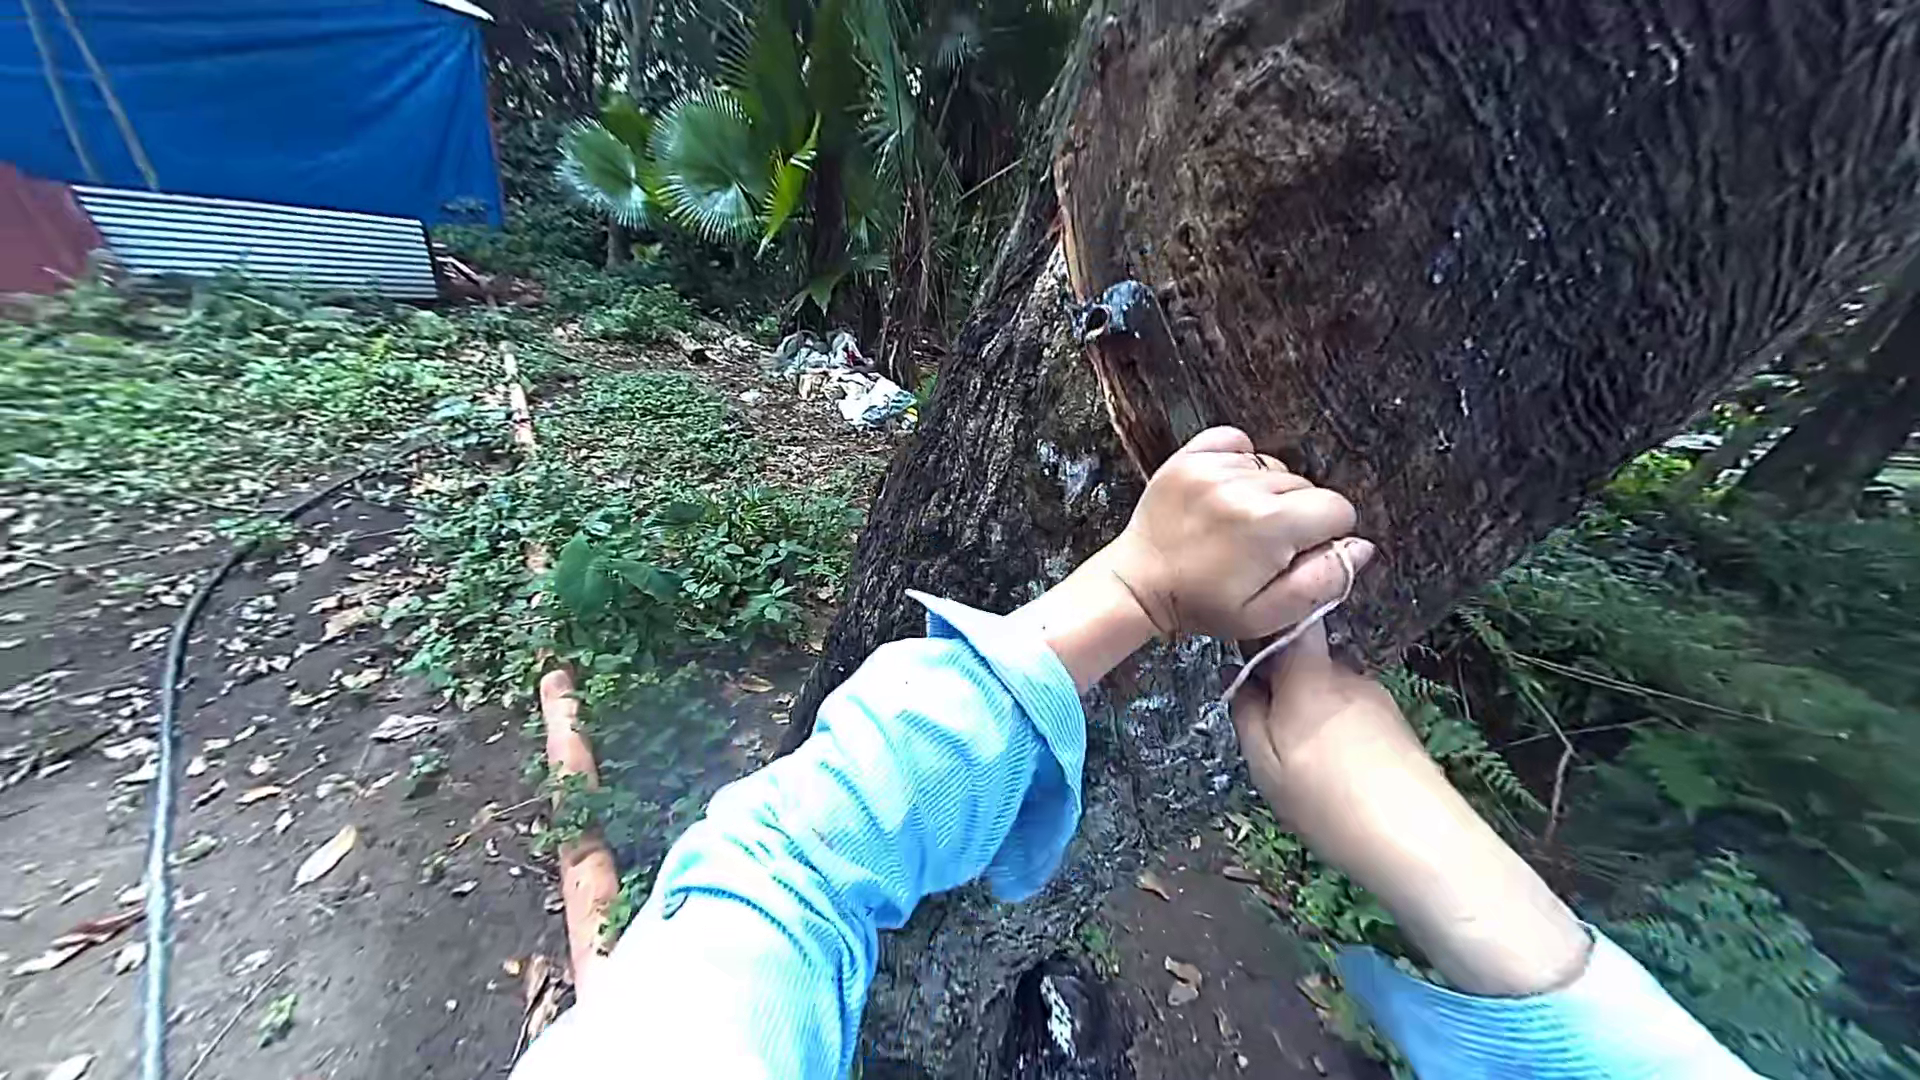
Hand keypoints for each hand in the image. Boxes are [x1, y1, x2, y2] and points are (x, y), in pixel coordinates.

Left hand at [1105, 427, 1375, 639]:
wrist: (1137, 584)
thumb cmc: (1199, 604)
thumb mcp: (1266, 615)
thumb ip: (1322, 583)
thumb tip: (1357, 547)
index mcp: (1268, 524)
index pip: (1337, 509)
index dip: (1323, 536)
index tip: (1293, 554)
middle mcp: (1241, 486)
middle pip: (1305, 486)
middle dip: (1293, 516)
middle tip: (1258, 545)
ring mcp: (1210, 467)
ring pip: (1272, 466)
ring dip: (1264, 491)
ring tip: (1235, 523)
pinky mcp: (1186, 458)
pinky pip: (1233, 441)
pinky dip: (1237, 461)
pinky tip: (1225, 492)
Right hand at [1229, 624, 1591, 996]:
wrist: (1428, 850)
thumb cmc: (1328, 803)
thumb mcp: (1264, 764)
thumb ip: (1245, 711)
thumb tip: (1237, 676)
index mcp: (1307, 675)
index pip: (1287, 621)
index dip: (1263, 629)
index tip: (1242, 659)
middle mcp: (1346, 675)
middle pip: (1302, 659)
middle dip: (1279, 683)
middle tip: (1266, 730)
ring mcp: (1377, 699)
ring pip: (1325, 688)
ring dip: (1307, 709)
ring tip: (1302, 759)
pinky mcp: (1397, 725)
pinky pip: (1349, 710)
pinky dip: (1334, 728)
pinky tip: (1336, 771)